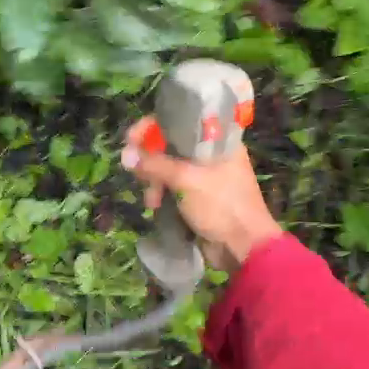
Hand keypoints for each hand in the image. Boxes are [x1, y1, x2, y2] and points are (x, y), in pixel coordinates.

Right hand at [122, 116, 281, 270]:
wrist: (243, 246)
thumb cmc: (222, 206)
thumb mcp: (186, 180)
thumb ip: (155, 165)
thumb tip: (125, 155)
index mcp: (219, 143)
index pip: (181, 122)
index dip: (153, 127)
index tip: (131, 139)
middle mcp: (212, 156)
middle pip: (170, 146)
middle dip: (150, 160)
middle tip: (137, 172)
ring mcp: (204, 177)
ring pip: (167, 168)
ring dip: (154, 182)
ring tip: (152, 200)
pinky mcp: (197, 196)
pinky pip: (170, 186)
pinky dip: (160, 193)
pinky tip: (156, 206)